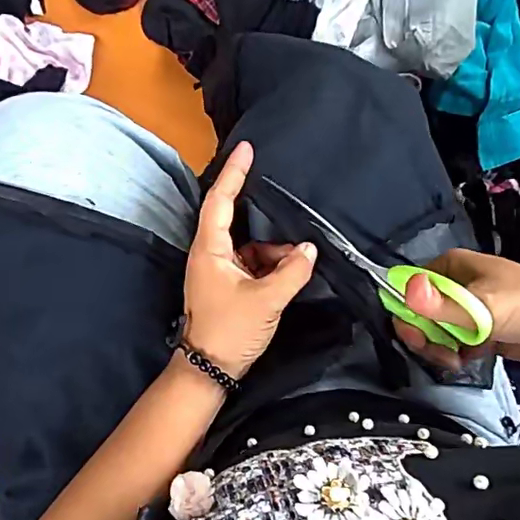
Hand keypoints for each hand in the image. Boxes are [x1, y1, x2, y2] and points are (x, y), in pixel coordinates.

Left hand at [182, 142, 317, 378]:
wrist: (210, 369)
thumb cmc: (230, 331)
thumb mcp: (266, 300)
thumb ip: (292, 272)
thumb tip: (309, 250)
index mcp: (210, 250)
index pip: (220, 201)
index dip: (233, 173)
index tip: (247, 150)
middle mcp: (211, 255)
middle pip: (239, 222)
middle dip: (265, 217)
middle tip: (287, 206)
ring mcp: (219, 271)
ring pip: (251, 247)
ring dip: (275, 251)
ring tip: (298, 261)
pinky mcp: (229, 287)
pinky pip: (253, 265)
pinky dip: (272, 266)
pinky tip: (291, 273)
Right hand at [393, 249, 519, 370]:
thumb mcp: (485, 306)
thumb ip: (446, 304)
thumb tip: (407, 290)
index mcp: (451, 266)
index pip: (409, 288)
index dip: (408, 314)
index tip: (419, 337)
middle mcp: (454, 285)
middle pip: (418, 313)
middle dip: (425, 337)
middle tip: (441, 354)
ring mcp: (465, 309)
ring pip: (433, 332)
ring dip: (438, 350)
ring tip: (456, 360)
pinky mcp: (475, 330)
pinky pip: (449, 343)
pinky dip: (452, 355)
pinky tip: (464, 362)